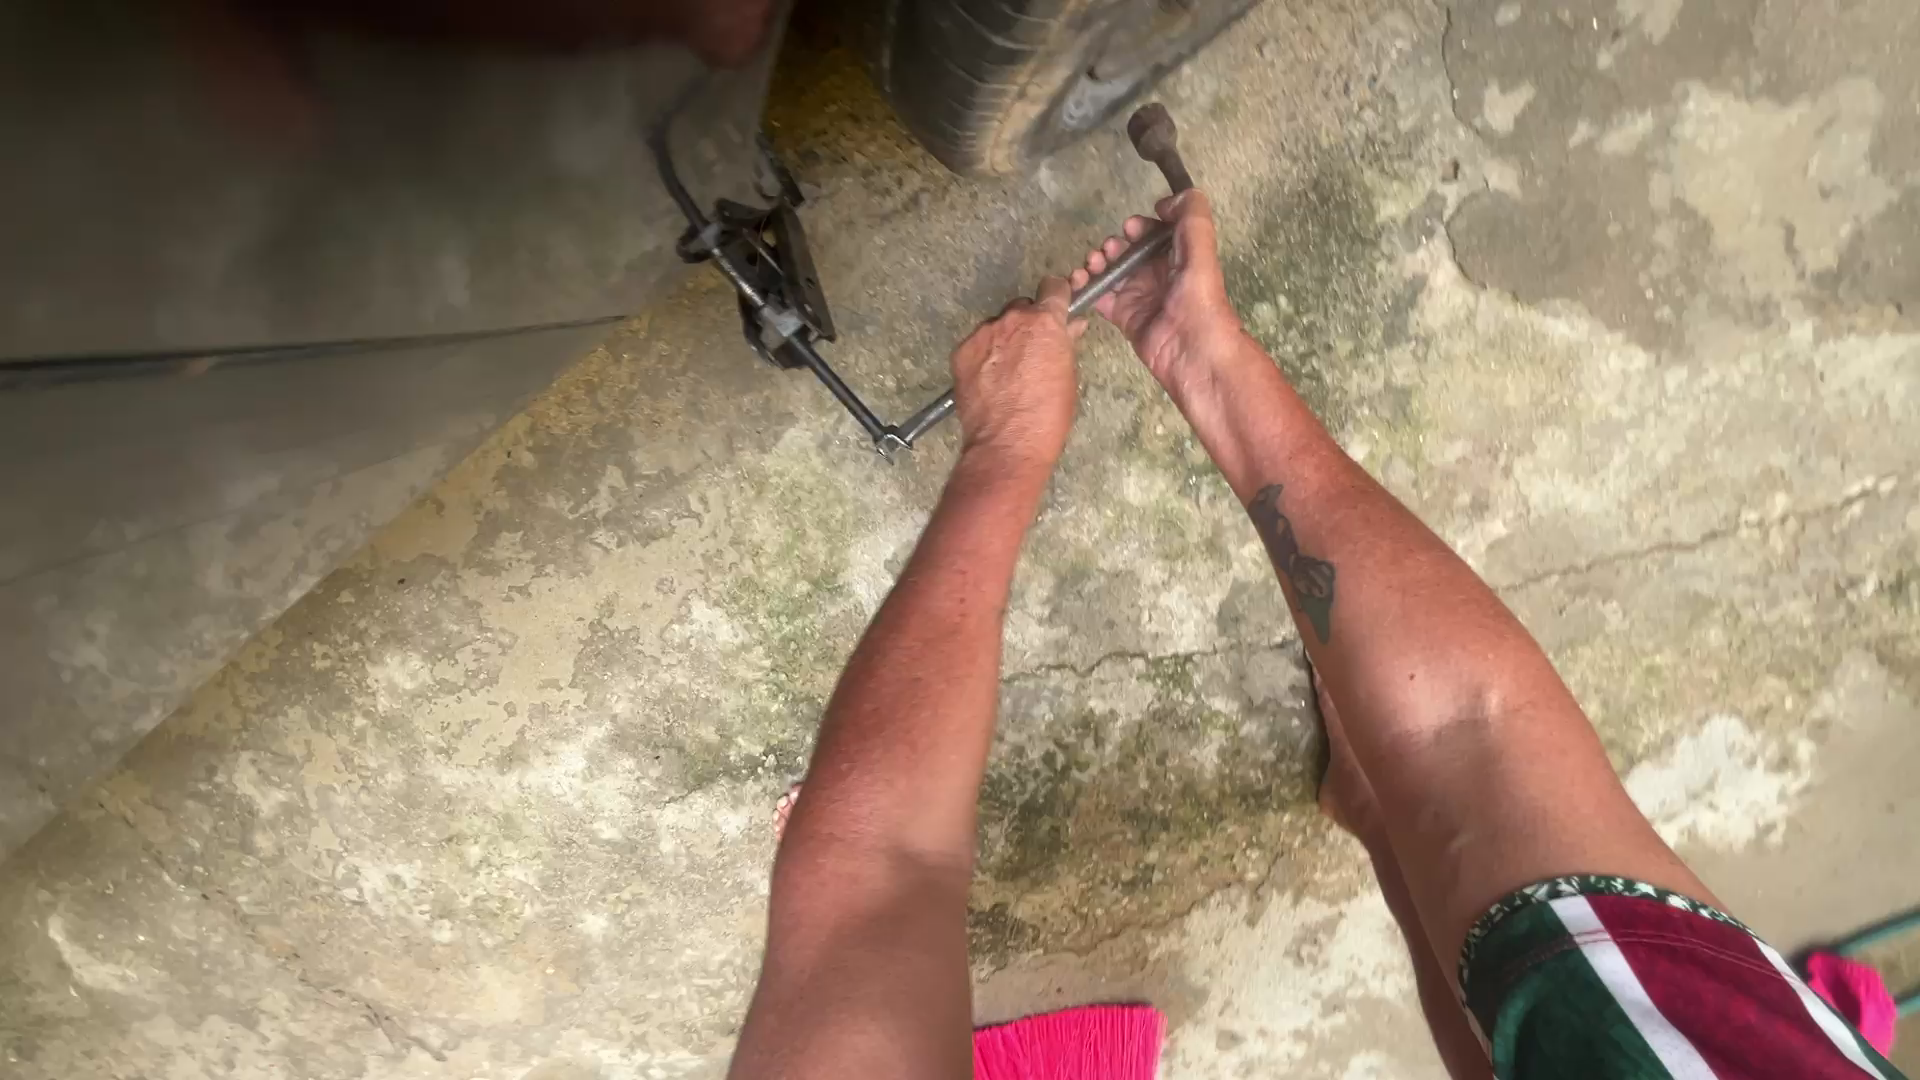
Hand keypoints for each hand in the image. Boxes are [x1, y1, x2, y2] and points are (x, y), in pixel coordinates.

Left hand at [948, 275, 1085, 478]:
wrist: (1008, 444)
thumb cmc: (1047, 416)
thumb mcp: (1068, 376)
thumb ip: (1065, 344)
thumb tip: (1070, 327)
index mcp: (1045, 323)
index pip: (1053, 288)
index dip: (1055, 298)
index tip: (1055, 309)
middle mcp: (1012, 321)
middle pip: (1021, 310)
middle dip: (1027, 326)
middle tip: (1030, 354)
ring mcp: (983, 335)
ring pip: (997, 327)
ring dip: (1003, 342)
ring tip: (1007, 374)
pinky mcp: (962, 353)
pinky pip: (976, 346)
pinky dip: (982, 357)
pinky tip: (989, 381)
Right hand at [1070, 190, 1242, 404]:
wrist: (1190, 347)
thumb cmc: (1199, 296)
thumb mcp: (1201, 247)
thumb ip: (1190, 215)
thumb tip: (1165, 201)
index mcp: (1178, 257)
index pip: (1154, 234)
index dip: (1140, 227)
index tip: (1130, 227)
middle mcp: (1157, 275)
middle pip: (1128, 252)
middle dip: (1114, 245)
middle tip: (1107, 250)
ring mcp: (1138, 296)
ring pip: (1112, 272)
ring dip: (1098, 263)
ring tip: (1092, 264)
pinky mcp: (1123, 316)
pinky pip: (1101, 298)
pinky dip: (1088, 288)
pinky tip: (1080, 282)